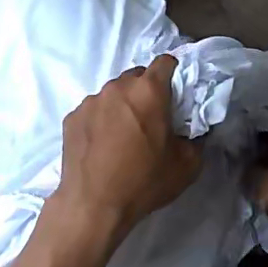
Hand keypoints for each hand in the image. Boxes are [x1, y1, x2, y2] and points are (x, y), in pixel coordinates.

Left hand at [53, 55, 202, 244]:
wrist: (93, 204)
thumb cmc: (144, 181)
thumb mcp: (186, 165)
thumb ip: (195, 139)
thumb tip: (192, 130)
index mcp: (148, 91)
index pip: (165, 62)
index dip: (173, 73)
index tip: (175, 92)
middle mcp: (116, 87)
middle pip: (136, 77)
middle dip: (146, 91)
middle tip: (150, 118)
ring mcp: (90, 101)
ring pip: (112, 93)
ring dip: (121, 105)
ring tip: (123, 135)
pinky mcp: (72, 117)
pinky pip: (92, 111)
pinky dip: (99, 121)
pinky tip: (101, 145)